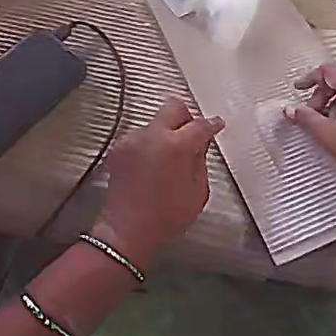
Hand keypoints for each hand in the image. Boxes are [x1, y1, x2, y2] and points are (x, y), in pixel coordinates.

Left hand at [93, 97, 223, 264]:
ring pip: (155, 123)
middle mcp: (152, 135)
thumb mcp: (197, 192)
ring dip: (165, 133)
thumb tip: (200, 144)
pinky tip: (151, 165)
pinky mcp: (119, 147)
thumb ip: (200, 161)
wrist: (127, 228)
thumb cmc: (165, 215)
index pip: (200, 125)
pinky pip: (140, 137)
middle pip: (173, 107)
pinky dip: (149, 145)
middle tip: (191, 134)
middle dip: (186, 117)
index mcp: (176, 146)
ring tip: (168, 158)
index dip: (211, 124)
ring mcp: (132, 139)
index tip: (216, 125)